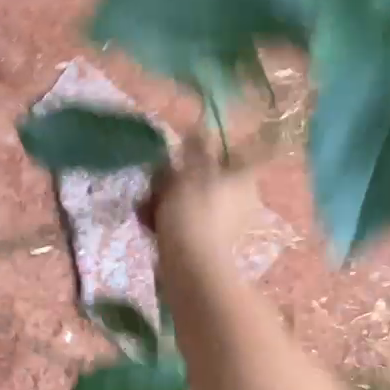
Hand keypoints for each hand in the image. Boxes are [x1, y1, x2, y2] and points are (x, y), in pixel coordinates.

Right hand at [140, 133, 262, 259]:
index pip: (235, 151)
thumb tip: (202, 123)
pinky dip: (168, 220)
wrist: (192, 266)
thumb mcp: (191, 172)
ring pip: (193, 199)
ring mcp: (226, 220)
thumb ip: (196, 147)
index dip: (211, 149)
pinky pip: (186, 221)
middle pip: (207, 176)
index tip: (185, 153)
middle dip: (178, 177)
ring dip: (167, 200)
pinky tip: (150, 224)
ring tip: (146, 207)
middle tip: (156, 183)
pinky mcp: (208, 241)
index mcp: (243, 175)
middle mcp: (241, 195)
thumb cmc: (193, 214)